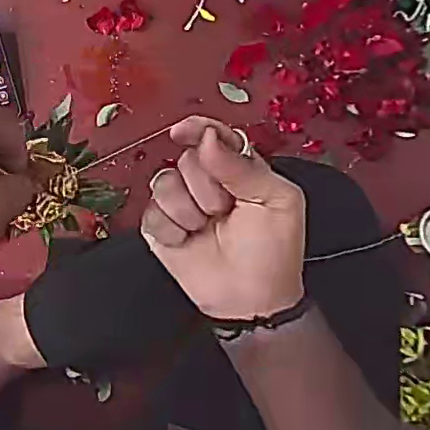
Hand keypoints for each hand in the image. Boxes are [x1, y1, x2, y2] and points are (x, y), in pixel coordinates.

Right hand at [140, 117, 305, 320]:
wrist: (252, 301)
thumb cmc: (273, 251)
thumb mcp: (276, 201)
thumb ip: (242, 166)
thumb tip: (208, 137)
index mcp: (236, 167)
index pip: (212, 134)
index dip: (197, 128)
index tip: (184, 132)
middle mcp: (205, 180)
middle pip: (188, 159)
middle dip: (206, 187)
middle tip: (226, 210)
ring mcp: (180, 202)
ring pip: (165, 183)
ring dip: (189, 211)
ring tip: (208, 228)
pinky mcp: (160, 226)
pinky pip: (152, 213)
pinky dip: (173, 229)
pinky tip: (189, 240)